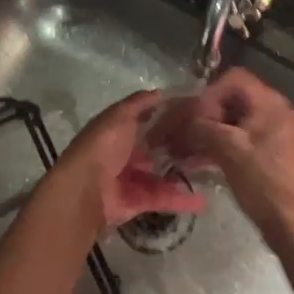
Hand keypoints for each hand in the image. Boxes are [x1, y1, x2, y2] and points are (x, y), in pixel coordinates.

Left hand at [52, 91, 204, 236]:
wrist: (85, 189)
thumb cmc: (103, 146)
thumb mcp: (119, 116)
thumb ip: (139, 104)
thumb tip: (160, 92)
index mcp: (116, 131)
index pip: (143, 121)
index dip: (164, 117)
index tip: (191, 113)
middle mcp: (122, 154)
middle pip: (152, 149)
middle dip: (174, 146)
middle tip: (205, 143)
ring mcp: (130, 179)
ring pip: (159, 175)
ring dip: (180, 174)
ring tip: (208, 171)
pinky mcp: (136, 202)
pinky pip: (161, 198)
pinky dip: (179, 199)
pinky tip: (201, 200)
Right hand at [147, 69, 293, 251]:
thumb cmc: (264, 183)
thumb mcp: (229, 150)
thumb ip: (202, 128)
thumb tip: (181, 121)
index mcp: (270, 103)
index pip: (233, 79)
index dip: (209, 94)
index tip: (193, 118)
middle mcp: (274, 111)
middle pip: (232, 99)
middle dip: (204, 115)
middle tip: (182, 135)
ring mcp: (274, 134)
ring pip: (233, 122)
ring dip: (208, 133)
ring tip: (182, 150)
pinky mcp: (270, 155)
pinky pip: (240, 140)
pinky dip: (219, 146)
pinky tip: (197, 161)